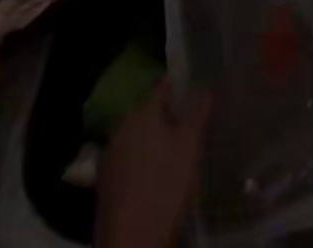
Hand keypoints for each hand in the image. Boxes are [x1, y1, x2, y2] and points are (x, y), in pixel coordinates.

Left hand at [96, 81, 212, 247]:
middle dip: (167, 113)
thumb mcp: (189, 145)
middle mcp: (121, 129)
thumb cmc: (165, 185)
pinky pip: (130, 157)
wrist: (131, 241)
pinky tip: (158, 170)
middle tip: (190, 118)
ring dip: (155, 136)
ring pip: (138, 135)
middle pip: (148, 112)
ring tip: (178, 145)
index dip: (178, 83)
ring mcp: (111, 156)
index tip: (193, 80)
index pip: (161, 88)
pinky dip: (144, 157)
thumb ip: (197, 112)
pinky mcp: (107, 182)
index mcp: (141, 114)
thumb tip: (205, 85)